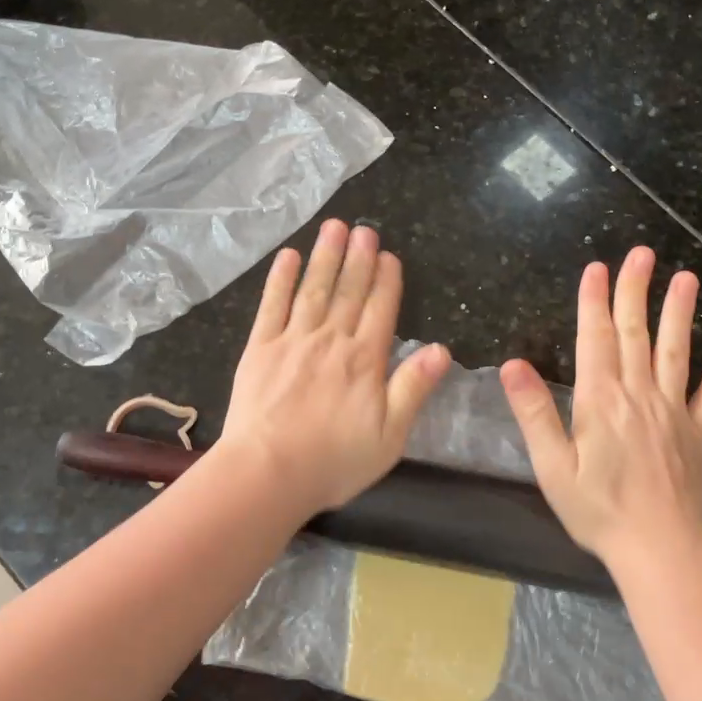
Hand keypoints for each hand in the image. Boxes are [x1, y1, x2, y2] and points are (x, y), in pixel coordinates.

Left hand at [215, 219, 451, 513]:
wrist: (268, 473)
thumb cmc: (334, 461)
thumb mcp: (390, 435)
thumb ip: (413, 388)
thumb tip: (441, 349)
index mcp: (365, 360)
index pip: (381, 310)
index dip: (387, 281)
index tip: (390, 256)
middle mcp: (331, 340)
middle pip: (348, 291)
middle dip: (359, 258)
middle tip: (364, 229)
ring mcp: (293, 340)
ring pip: (314, 289)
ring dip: (325, 257)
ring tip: (333, 227)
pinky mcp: (260, 348)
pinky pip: (272, 305)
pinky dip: (280, 279)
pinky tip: (288, 256)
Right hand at [500, 247, 701, 568]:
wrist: (660, 550)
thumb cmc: (598, 511)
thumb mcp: (553, 466)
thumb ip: (534, 412)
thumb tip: (513, 365)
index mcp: (600, 401)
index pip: (597, 339)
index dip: (594, 301)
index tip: (597, 268)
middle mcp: (638, 395)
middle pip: (636, 334)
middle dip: (635, 291)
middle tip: (642, 253)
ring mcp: (673, 412)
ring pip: (675, 352)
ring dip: (680, 313)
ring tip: (686, 278)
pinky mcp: (698, 433)